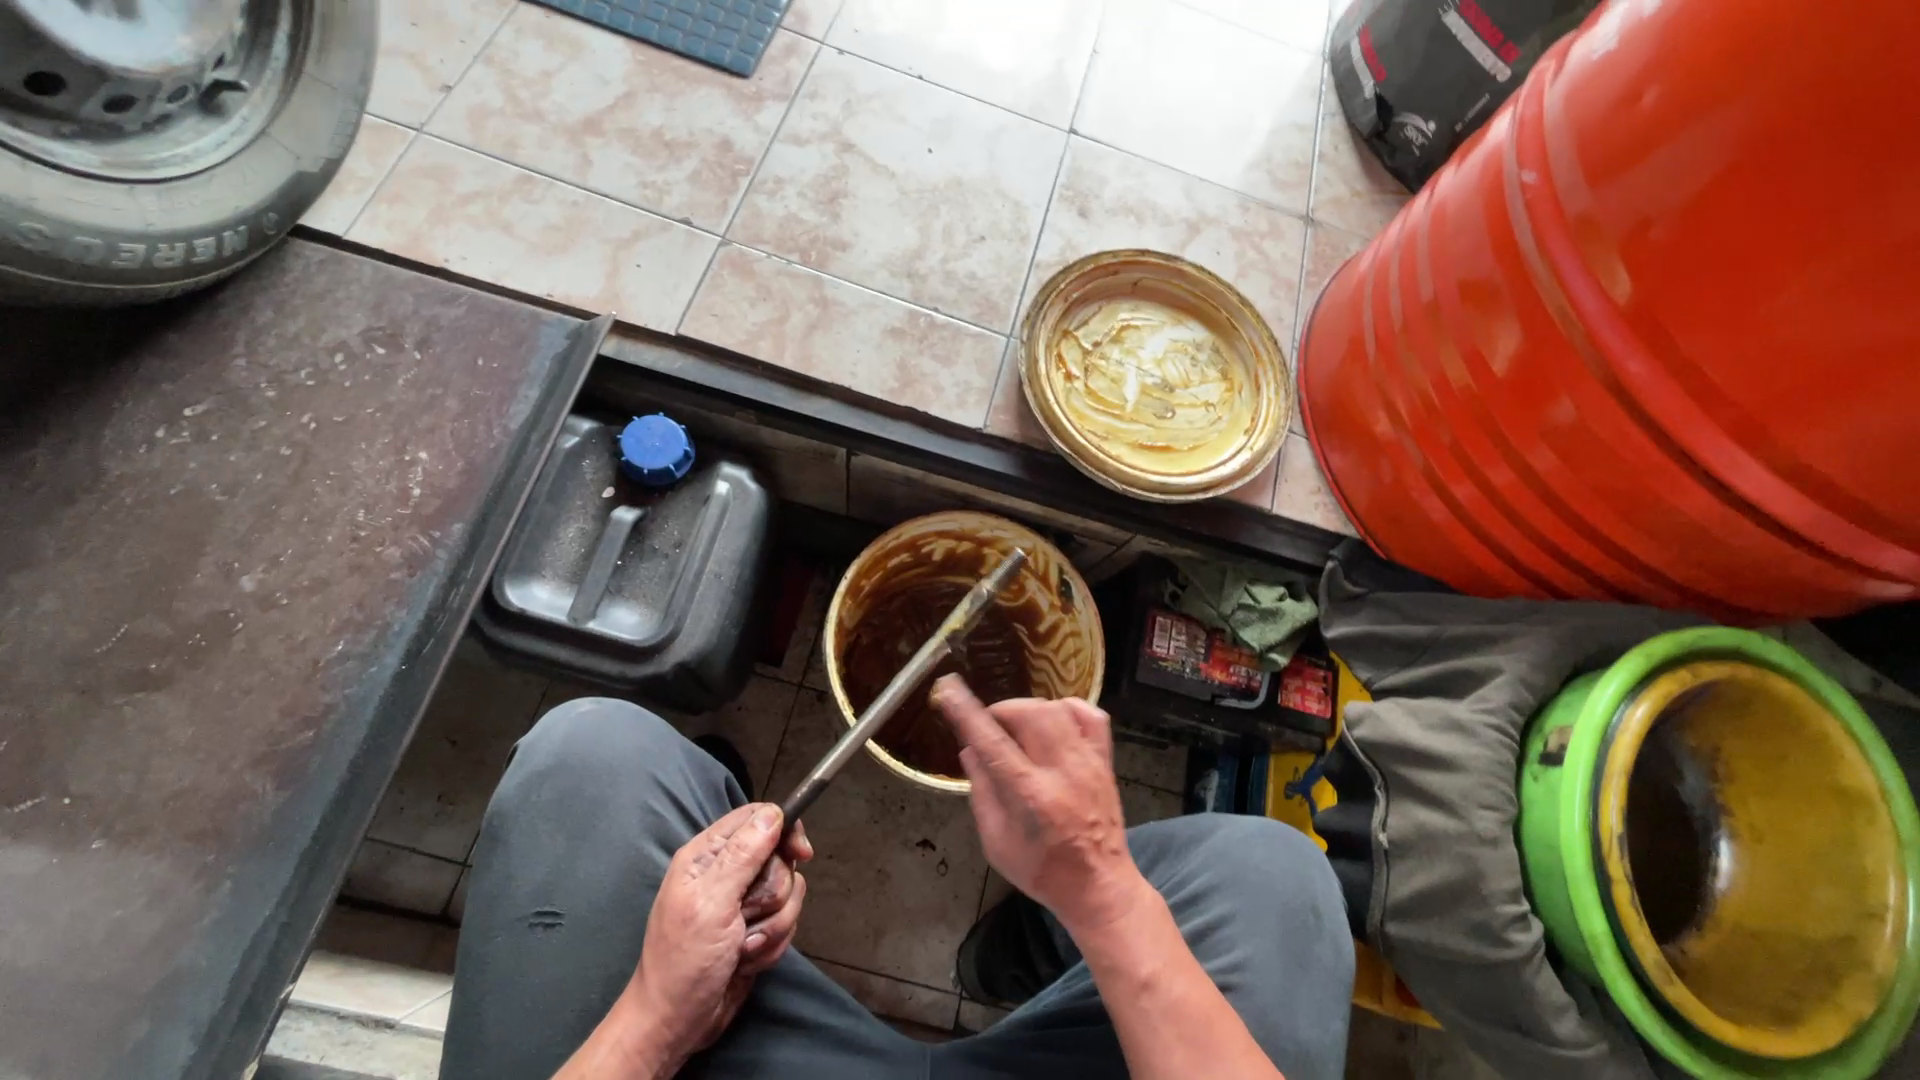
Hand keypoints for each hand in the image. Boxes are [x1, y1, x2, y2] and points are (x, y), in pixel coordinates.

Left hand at [625, 803, 812, 1067]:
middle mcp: (726, 872)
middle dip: (772, 893)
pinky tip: (747, 959)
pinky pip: (786, 920)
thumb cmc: (684, 961)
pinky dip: (772, 942)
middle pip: (779, 858)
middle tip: (746, 916)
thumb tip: (774, 814)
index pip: (758, 817)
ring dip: (773, 923)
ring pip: (788, 892)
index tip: (801, 854)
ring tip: (743, 945)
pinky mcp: (755, 927)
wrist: (676, 1023)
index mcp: (707, 855)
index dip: (784, 830)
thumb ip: (744, 854)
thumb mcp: (713, 902)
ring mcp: (741, 902)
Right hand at [932, 675, 1148, 935]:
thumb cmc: (1041, 870)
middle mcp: (1062, 772)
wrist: (1099, 886)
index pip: (993, 742)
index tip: (949, 690)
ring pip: (1057, 709)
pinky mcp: (1105, 761)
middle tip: (989, 727)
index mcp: (1030, 797)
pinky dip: (1067, 709)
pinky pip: (1091, 716)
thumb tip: (970, 749)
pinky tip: (1053, 721)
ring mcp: (1088, 763)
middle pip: (1030, 714)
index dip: (967, 713)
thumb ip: (981, 792)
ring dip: (1029, 710)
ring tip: (1017, 728)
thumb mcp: (995, 842)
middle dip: (1001, 711)